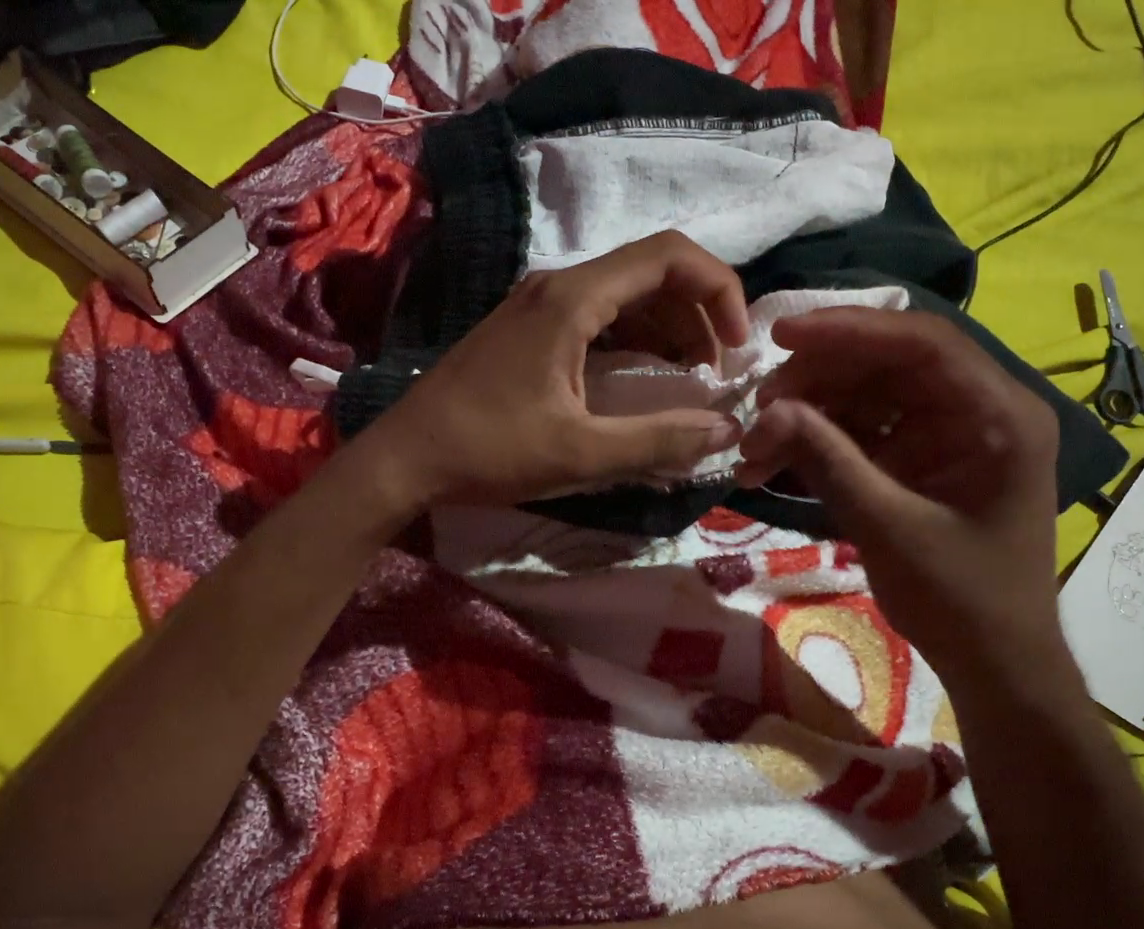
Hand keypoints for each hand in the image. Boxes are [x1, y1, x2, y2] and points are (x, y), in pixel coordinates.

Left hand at [358, 231, 749, 507]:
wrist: (405, 458)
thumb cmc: (488, 451)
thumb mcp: (580, 453)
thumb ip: (658, 440)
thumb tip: (726, 430)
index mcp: (572, 299)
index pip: (670, 256)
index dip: (720, 289)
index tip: (738, 346)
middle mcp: (556, 286)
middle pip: (651, 272)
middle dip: (697, 315)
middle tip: (714, 374)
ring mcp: (536, 305)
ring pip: (624, 295)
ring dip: (666, 329)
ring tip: (688, 380)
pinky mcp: (524, 330)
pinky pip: (596, 318)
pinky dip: (633, 340)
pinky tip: (641, 382)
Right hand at [735, 308, 1075, 690]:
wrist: (994, 661)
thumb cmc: (961, 598)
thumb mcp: (889, 528)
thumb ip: (830, 462)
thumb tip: (768, 412)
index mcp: (997, 414)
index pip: (922, 343)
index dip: (849, 330)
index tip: (782, 336)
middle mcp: (976, 410)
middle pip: (887, 365)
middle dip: (816, 381)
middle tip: (757, 408)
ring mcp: (946, 435)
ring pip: (867, 397)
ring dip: (807, 415)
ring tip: (753, 449)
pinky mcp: (920, 461)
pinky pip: (862, 433)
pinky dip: (816, 445)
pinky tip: (771, 465)